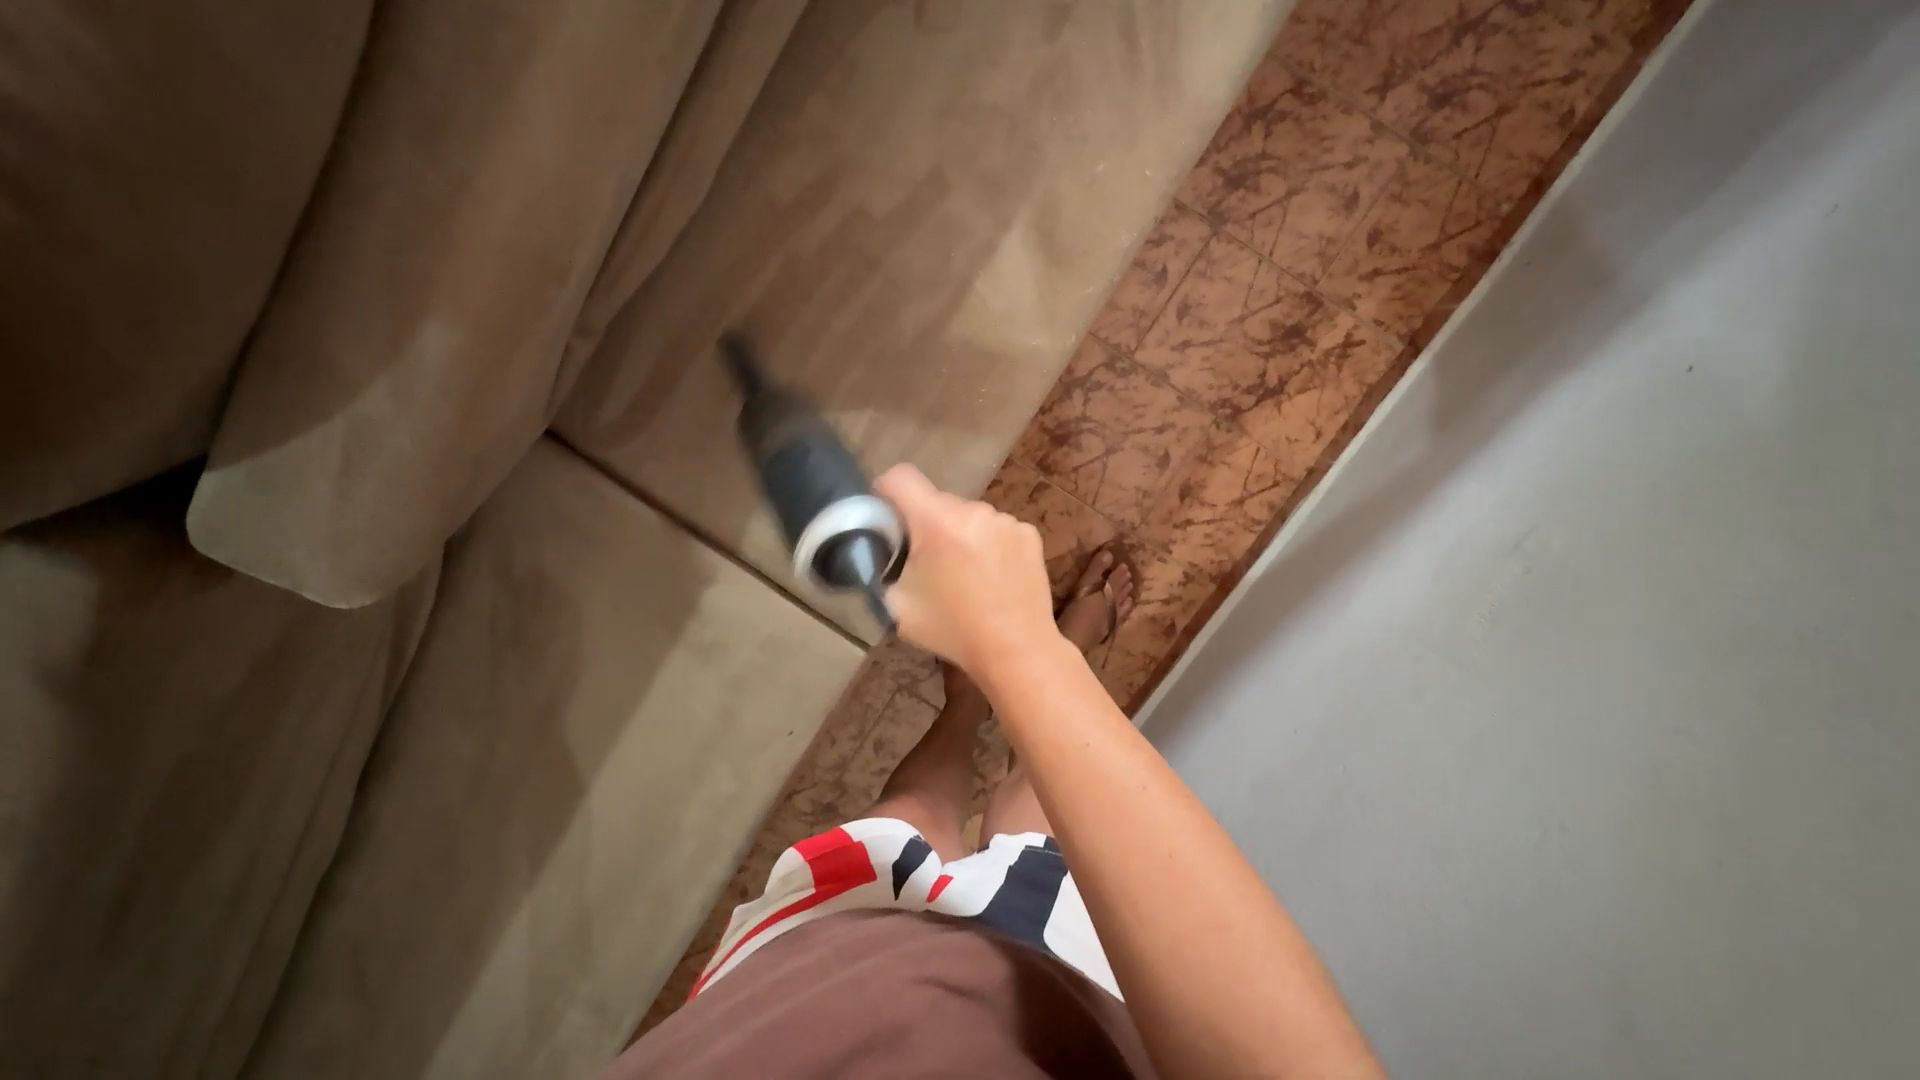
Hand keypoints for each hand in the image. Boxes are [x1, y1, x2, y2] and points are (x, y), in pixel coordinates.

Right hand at [873, 464, 1061, 680]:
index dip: (884, 493)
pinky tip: (991, 577)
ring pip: (967, 516)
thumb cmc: (952, 631)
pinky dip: (988, 544)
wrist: (1016, 651)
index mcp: (937, 522)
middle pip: (935, 501)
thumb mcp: (897, 606)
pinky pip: (995, 528)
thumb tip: (877, 554)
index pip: (900, 478)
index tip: (884, 518)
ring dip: (958, 534)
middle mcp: (974, 511)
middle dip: (925, 524)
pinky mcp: (1028, 534)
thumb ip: (880, 570)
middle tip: (925, 563)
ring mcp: (1006, 521)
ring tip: (963, 575)